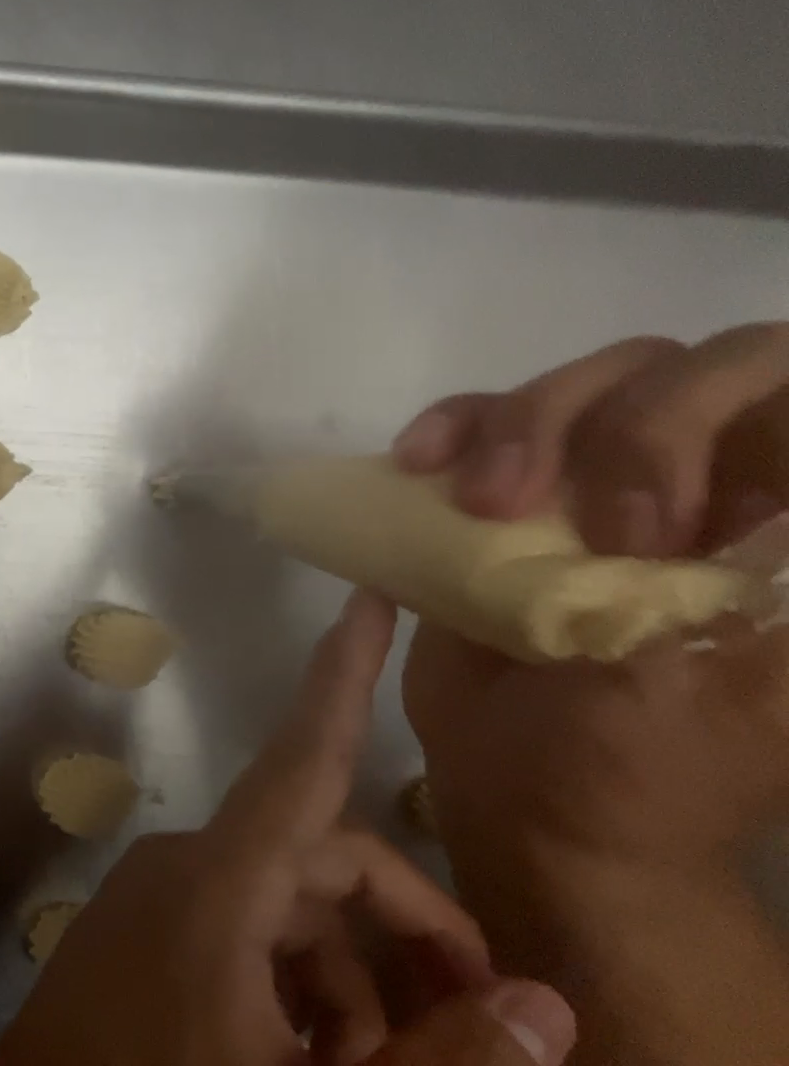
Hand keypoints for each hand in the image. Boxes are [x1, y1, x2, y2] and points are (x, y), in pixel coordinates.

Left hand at [0, 591, 575, 1065]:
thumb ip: (433, 1053)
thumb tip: (542, 1005)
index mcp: (218, 882)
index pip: (299, 762)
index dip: (339, 679)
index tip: (369, 604)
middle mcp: (185, 868)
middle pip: (321, 859)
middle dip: (406, 927)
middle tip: (477, 1018)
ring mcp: (156, 897)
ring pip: (284, 905)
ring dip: (351, 975)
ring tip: (380, 1059)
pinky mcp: (142, 931)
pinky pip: (238, 928)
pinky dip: (294, 977)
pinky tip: (316, 1047)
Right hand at [392, 326, 788, 863]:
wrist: (521, 798)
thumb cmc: (634, 768)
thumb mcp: (717, 684)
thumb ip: (722, 586)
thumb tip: (691, 520)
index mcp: (777, 533)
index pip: (786, 400)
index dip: (712, 429)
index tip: (633, 534)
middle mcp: (706, 494)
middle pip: (685, 368)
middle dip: (607, 424)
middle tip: (532, 511)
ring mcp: (597, 491)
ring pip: (579, 383)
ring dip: (513, 423)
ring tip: (470, 497)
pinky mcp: (506, 503)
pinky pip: (482, 421)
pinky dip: (449, 427)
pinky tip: (414, 460)